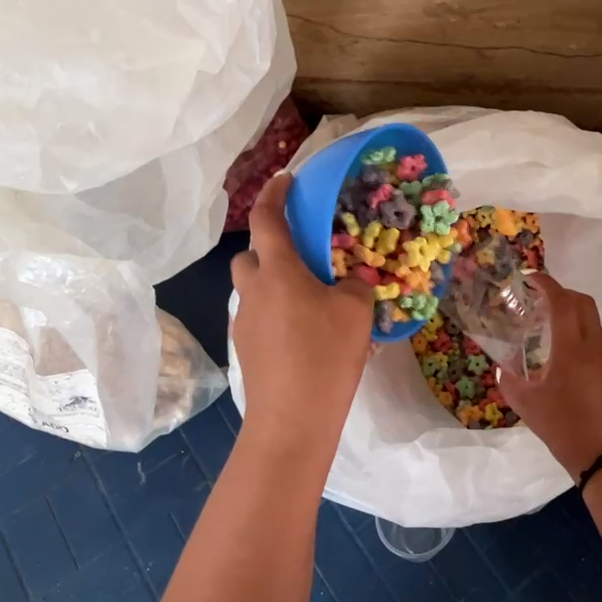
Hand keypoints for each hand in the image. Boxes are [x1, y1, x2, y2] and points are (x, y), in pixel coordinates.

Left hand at [231, 173, 375, 448]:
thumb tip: (353, 280)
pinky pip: (259, 317)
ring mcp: (244, 323)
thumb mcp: (356, 312)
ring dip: (273, 283)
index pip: (266, 219)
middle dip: (268, 247)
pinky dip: (277, 313)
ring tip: (309, 298)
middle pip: (248, 256)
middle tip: (301, 255)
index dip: (274, 194)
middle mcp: (253, 291)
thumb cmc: (325, 356)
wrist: (292, 421)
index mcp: (278, 272)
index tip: (286, 179)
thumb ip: (356, 285)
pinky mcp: (246, 351)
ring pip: (252, 289)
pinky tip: (304, 333)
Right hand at [498, 273, 601, 479]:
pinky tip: (556, 345)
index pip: (562, 302)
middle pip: (582, 302)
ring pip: (589, 318)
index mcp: (572, 348)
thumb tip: (502, 367)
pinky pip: (591, 335)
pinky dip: (574, 327)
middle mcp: (591, 345)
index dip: (546, 284)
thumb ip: (510, 381)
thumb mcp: (528, 405)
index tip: (528, 278)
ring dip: (569, 309)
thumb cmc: (565, 427)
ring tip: (542, 319)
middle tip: (535, 297)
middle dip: (559, 292)